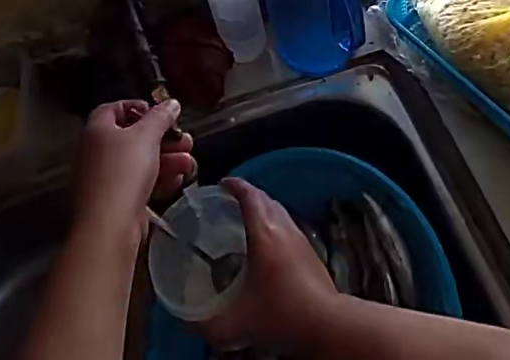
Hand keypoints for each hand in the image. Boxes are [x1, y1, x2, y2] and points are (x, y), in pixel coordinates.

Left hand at [73, 99, 195, 250]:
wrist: (109, 228)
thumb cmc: (125, 171)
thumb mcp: (147, 135)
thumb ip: (162, 116)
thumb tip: (172, 103)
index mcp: (97, 131)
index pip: (113, 108)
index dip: (137, 106)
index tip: (159, 112)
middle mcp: (98, 153)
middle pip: (135, 136)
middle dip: (164, 137)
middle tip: (184, 139)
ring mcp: (106, 180)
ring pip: (142, 162)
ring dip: (169, 158)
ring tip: (188, 162)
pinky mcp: (117, 202)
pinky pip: (141, 183)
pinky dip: (160, 180)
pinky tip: (178, 180)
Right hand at [199, 178, 342, 353]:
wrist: (323, 321)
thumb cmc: (279, 314)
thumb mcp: (234, 325)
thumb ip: (204, 324)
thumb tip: (186, 320)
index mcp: (264, 234)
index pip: (249, 196)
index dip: (235, 185)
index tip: (221, 183)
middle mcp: (282, 226)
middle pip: (264, 198)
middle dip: (246, 193)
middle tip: (226, 201)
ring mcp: (298, 234)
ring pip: (277, 209)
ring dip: (260, 205)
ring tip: (243, 218)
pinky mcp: (308, 247)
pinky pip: (285, 222)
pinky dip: (271, 220)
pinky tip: (265, 240)